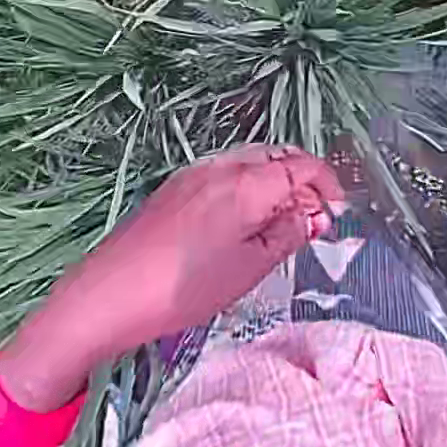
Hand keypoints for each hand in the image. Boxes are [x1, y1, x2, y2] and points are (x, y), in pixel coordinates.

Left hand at [0, 145, 340, 411]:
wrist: (108, 292)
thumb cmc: (183, 288)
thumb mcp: (248, 268)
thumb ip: (288, 234)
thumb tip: (316, 216)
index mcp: (246, 184)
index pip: (302, 166)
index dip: (328, 184)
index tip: (337, 210)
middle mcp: (223, 166)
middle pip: (279, 154)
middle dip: (304, 179)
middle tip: (313, 217)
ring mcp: (197, 171)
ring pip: (253, 159)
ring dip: (277, 179)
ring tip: (281, 220)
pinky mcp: (179, 183)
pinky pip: (228, 168)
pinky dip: (250, 182)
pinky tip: (245, 216)